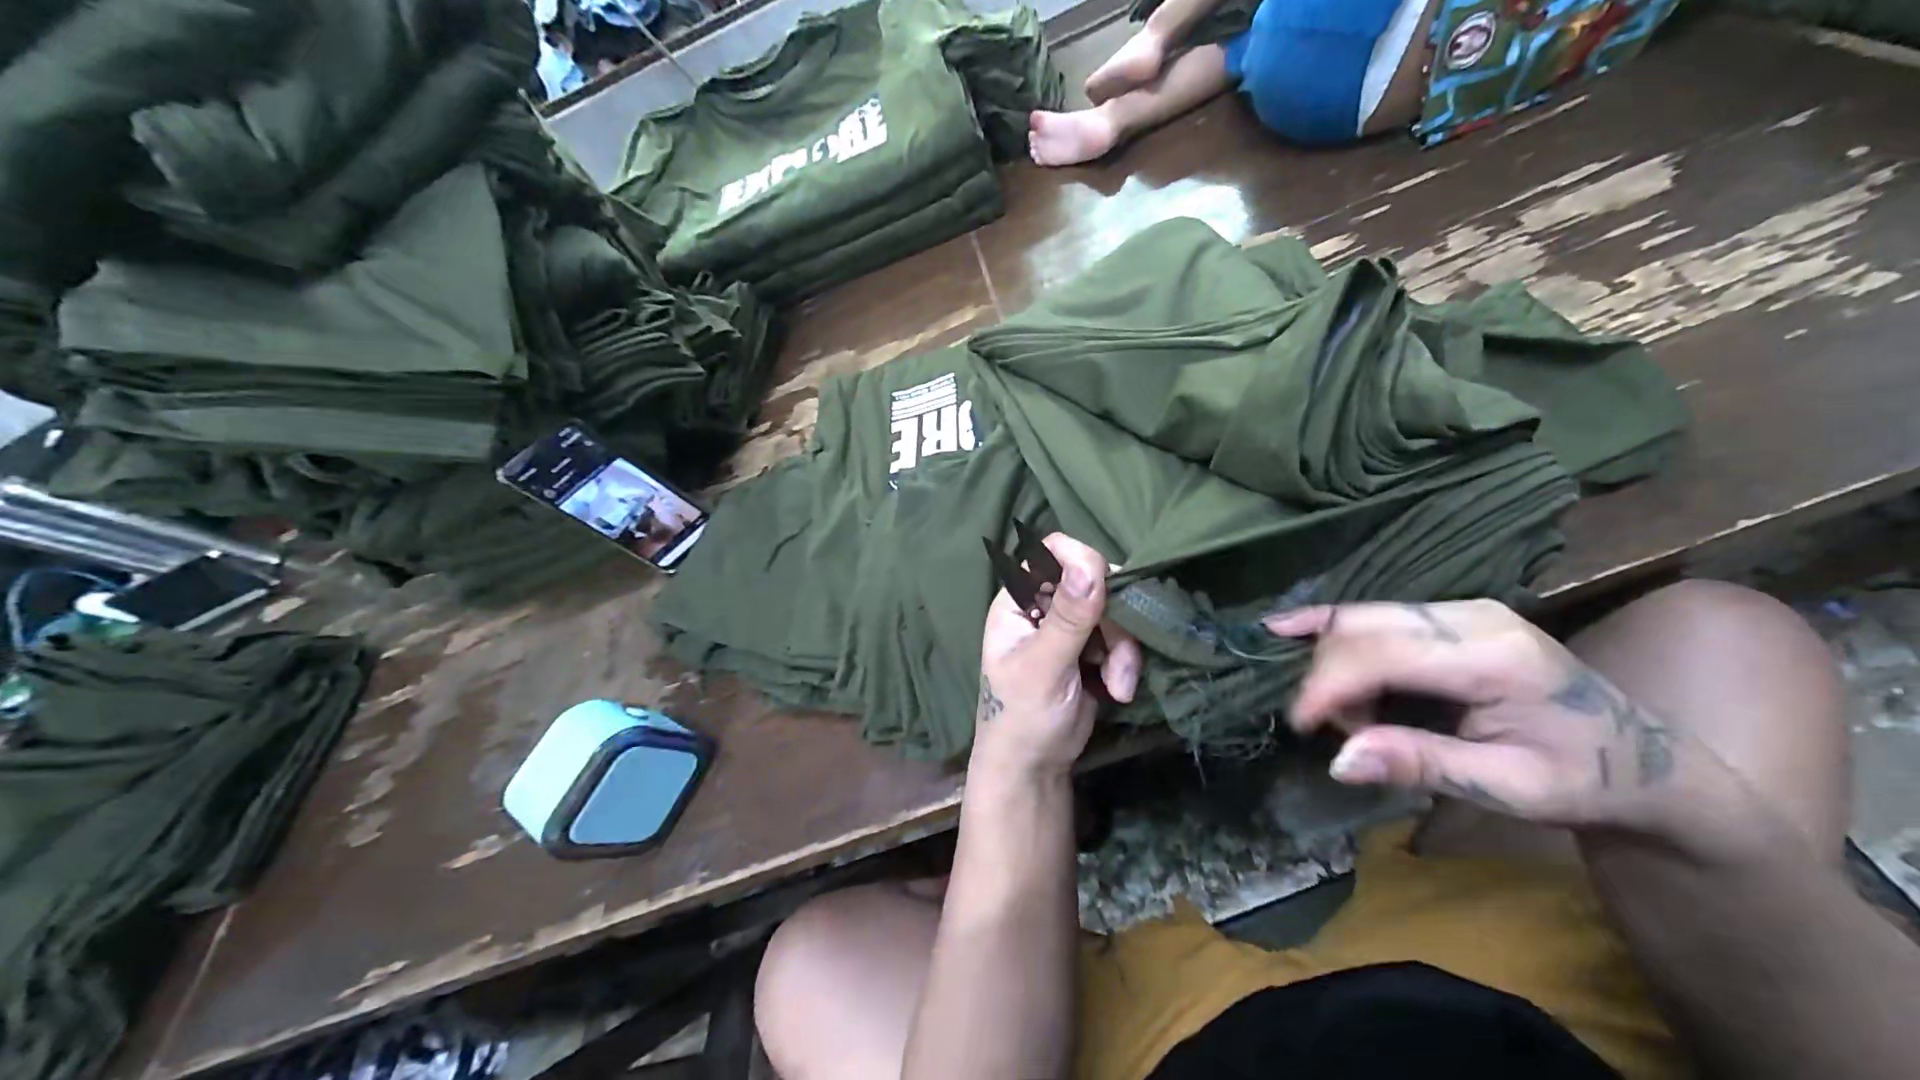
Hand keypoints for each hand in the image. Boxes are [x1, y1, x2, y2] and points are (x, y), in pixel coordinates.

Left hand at [973, 533, 1141, 780]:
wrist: (1035, 767)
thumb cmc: (1023, 715)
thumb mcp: (1044, 667)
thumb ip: (1068, 618)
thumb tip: (1090, 564)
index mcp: (1017, 602)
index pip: (1049, 554)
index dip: (1081, 561)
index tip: (1104, 589)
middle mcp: (1042, 607)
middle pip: (1093, 583)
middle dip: (1113, 623)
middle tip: (1116, 659)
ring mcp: (1069, 628)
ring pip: (1115, 613)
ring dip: (1124, 652)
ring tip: (1118, 688)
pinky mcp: (1092, 649)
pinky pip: (1122, 638)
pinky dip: (1125, 664)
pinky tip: (1118, 692)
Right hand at [1266, 600, 1732, 842]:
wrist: (1645, 763)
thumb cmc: (1584, 781)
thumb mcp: (1508, 789)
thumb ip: (1420, 765)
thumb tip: (1337, 760)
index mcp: (1495, 656)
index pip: (1382, 653)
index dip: (1329, 683)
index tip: (1299, 724)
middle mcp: (1473, 616)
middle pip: (1364, 624)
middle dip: (1324, 671)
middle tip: (1319, 724)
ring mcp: (1462, 609)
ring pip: (1363, 616)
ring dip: (1333, 661)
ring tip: (1349, 716)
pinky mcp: (1451, 615)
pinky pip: (1377, 618)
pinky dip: (1339, 638)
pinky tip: (1295, 632)